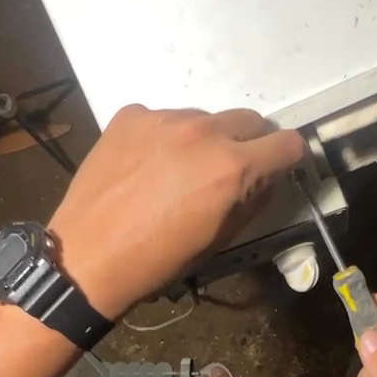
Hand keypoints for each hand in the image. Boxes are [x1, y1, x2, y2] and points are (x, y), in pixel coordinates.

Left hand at [49, 105, 305, 317]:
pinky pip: (163, 118)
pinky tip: (146, 167)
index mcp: (232, 168)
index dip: (286, 158)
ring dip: (204, 140)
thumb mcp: (219, 240)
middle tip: (228, 172)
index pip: (287, 143)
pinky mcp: (130, 115)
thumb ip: (251, 201)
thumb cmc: (159, 261)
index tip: (275, 169)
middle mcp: (203, 132)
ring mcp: (164, 118)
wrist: (89, 258)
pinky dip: (164, 137)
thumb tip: (265, 179)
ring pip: (204, 118)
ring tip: (178, 172)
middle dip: (249, 144)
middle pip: (249, 120)